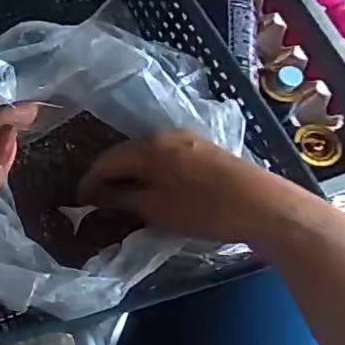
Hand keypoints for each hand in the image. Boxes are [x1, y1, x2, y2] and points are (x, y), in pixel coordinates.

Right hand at [78, 130, 320, 243]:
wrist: (266, 208)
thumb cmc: (203, 209)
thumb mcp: (154, 208)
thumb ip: (119, 199)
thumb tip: (92, 195)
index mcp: (147, 146)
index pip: (104, 161)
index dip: (88, 182)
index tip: (78, 203)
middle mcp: (164, 135)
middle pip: (124, 155)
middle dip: (108, 177)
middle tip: (97, 202)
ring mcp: (187, 140)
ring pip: (145, 156)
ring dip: (130, 176)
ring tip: (122, 199)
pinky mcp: (205, 150)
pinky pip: (165, 159)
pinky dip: (151, 174)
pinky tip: (152, 191)